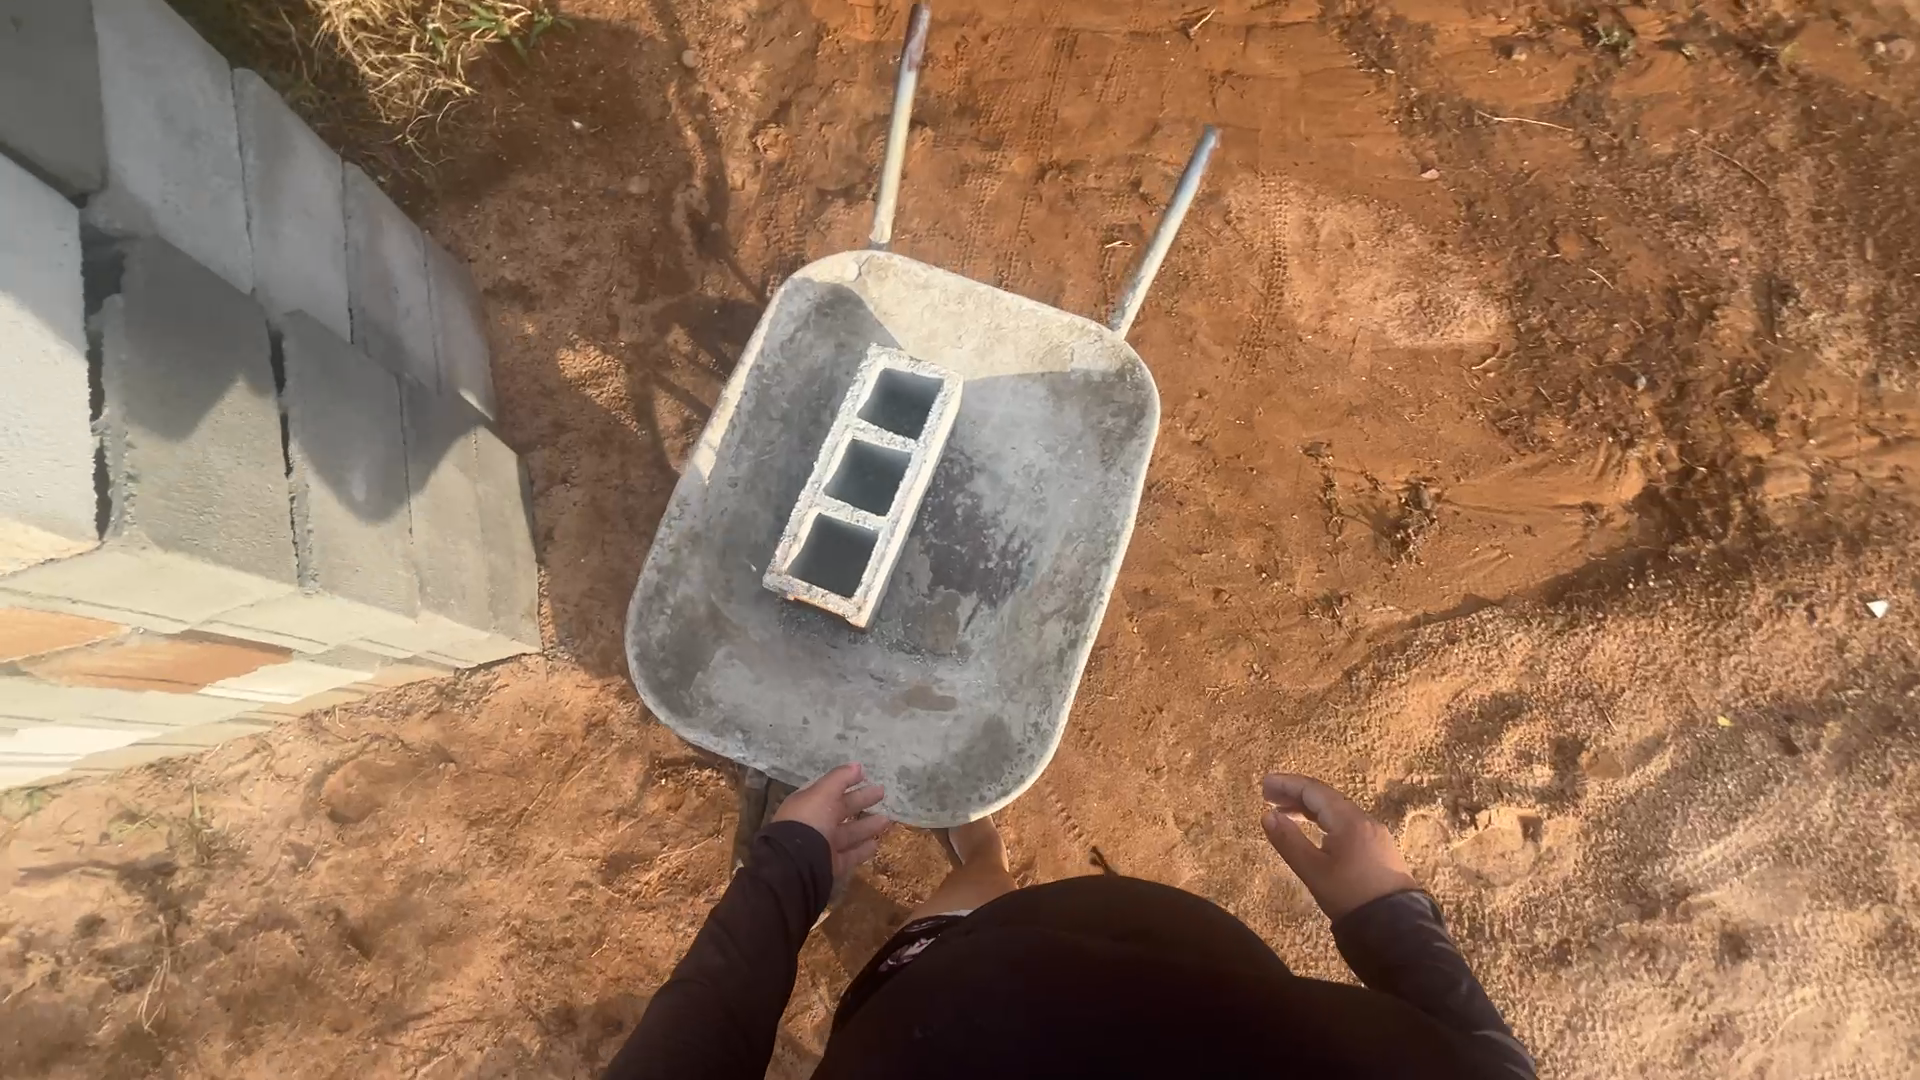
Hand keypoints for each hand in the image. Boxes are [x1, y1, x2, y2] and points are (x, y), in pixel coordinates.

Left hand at [772, 763, 891, 883]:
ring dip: (866, 825)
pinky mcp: (830, 865)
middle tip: (881, 793)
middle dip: (861, 800)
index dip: (846, 781)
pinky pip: (849, 855)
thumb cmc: (808, 821)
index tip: (864, 775)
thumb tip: (858, 766)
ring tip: (886, 820)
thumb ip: (840, 778)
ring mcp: (822, 845)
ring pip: (848, 833)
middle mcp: (814, 823)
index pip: (829, 789)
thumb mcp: (823, 793)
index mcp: (808, 803)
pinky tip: (876, 844)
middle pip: (841, 809)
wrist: (796, 864)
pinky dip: (862, 850)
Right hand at [1260, 773, 1419, 918]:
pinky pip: (1346, 823)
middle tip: (1268, 797)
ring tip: (1283, 813)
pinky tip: (1313, 830)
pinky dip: (1323, 820)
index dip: (1286, 784)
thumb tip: (1267, 815)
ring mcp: (1374, 834)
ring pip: (1336, 810)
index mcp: (1348, 820)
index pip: (1313, 790)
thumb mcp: (1313, 870)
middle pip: (1325, 797)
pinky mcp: (1379, 848)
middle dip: (1295, 794)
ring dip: (1308, 808)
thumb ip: (1288, 840)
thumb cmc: (1350, 895)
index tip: (1264, 784)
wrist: (1398, 930)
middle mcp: (1364, 820)